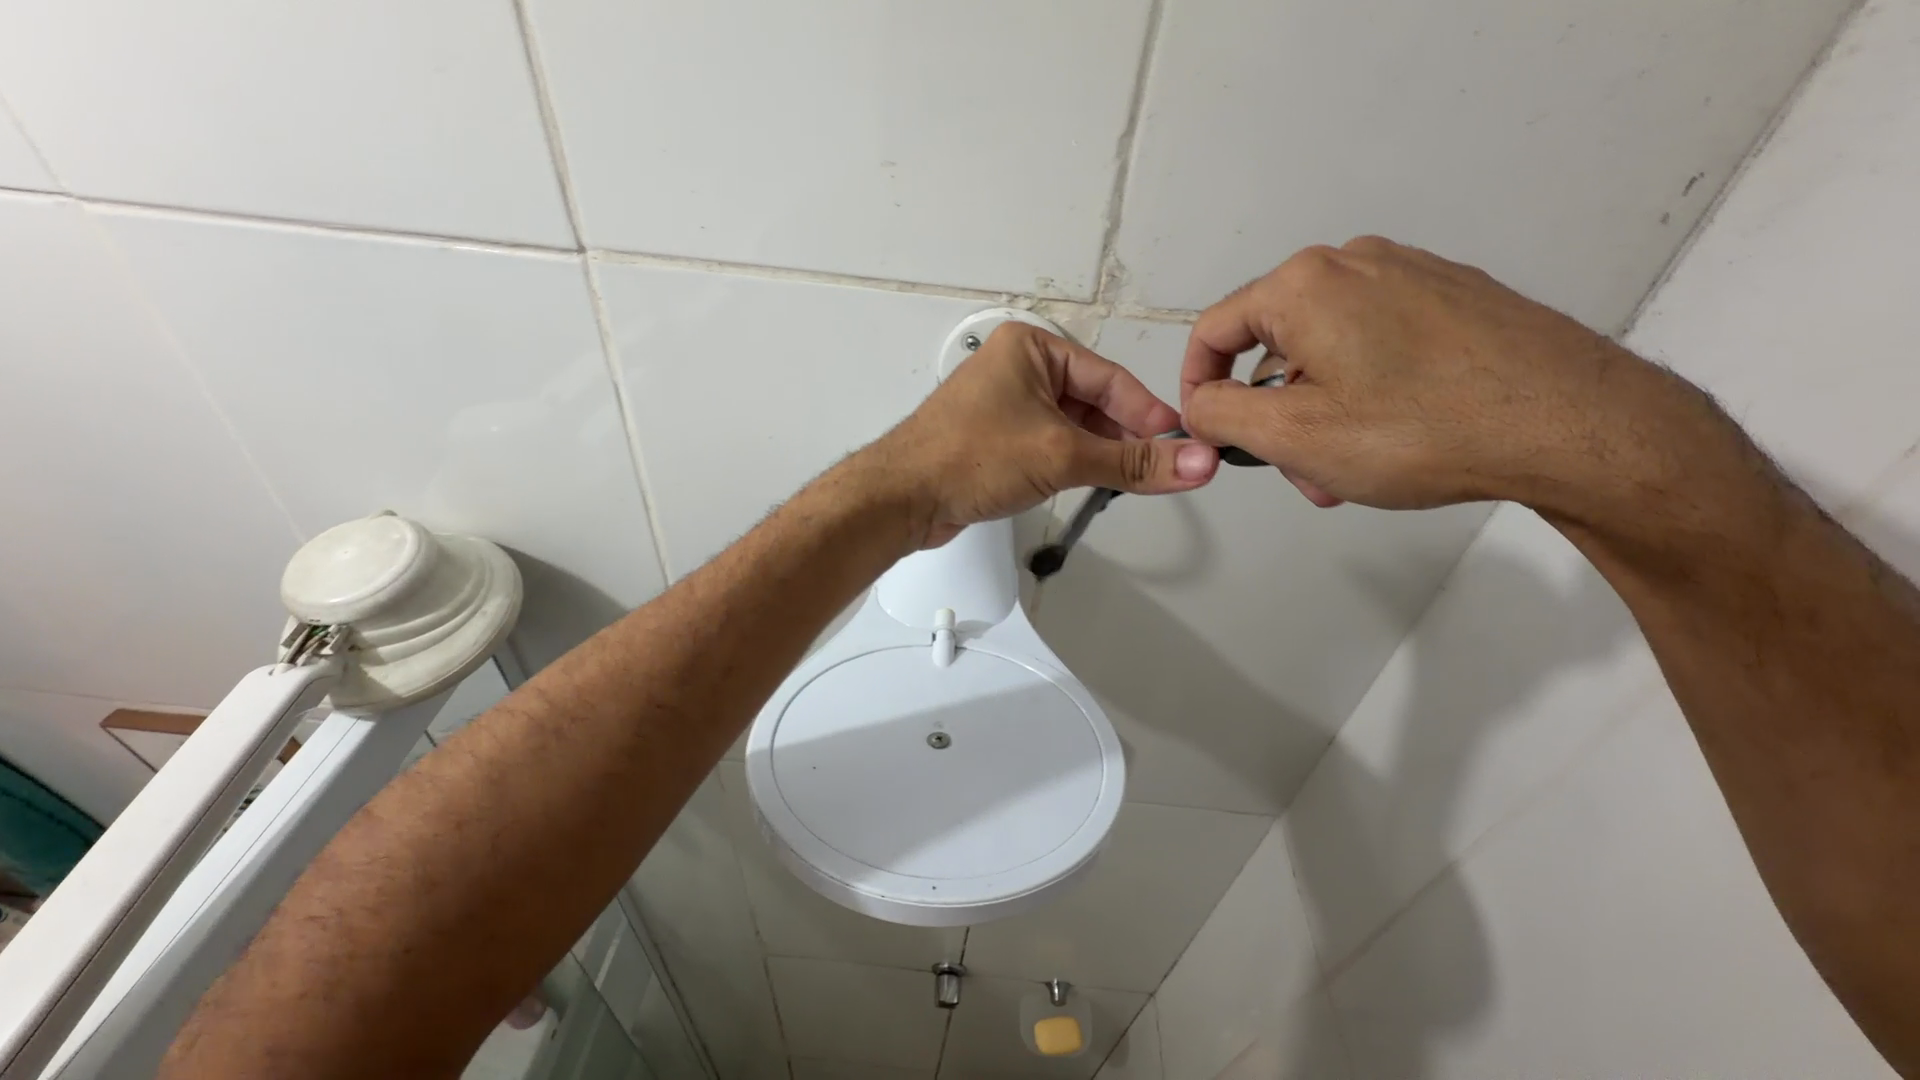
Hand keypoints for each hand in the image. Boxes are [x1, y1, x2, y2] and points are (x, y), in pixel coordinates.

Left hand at [858, 321, 1219, 547]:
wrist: (902, 498)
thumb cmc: (966, 458)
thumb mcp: (1062, 456)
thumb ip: (1132, 463)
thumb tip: (1193, 463)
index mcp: (1031, 348)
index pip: (1110, 379)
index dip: (1148, 415)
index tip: (1181, 444)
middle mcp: (1018, 370)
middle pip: (1094, 403)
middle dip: (1124, 437)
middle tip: (1160, 468)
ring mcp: (1005, 406)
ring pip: (1072, 427)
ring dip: (1099, 454)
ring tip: (1127, 480)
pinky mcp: (996, 439)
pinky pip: (1049, 445)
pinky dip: (1072, 463)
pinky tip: (1088, 483)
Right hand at [1180, 236, 1677, 512]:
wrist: (1573, 424)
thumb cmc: (1415, 430)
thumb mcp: (1293, 435)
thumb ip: (1221, 415)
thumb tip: (1201, 403)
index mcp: (1303, 284)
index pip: (1213, 330)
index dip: (1197, 387)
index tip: (1208, 436)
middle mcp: (1353, 261)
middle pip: (1274, 343)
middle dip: (1273, 414)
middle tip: (1300, 474)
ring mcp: (1411, 273)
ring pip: (1328, 349)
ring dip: (1319, 412)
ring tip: (1350, 471)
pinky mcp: (1456, 295)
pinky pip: (1378, 342)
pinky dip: (1364, 391)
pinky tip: (1396, 437)